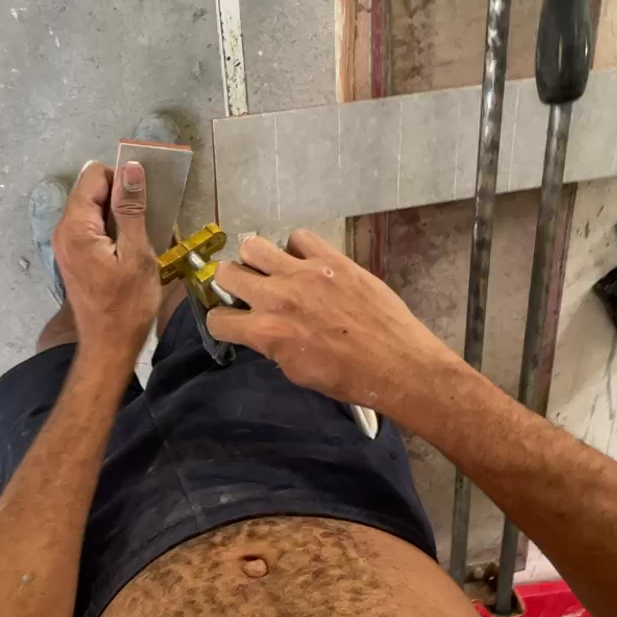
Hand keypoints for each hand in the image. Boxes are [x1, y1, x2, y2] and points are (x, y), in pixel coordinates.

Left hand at [53, 161, 161, 356]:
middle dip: (120, 199)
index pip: (94, 176)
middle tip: (145, 224)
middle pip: (92, 192)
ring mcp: (66, 246)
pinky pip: (93, 230)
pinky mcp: (74, 258)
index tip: (144, 203)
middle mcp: (63, 231)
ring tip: (140, 241)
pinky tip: (130, 251)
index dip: (121, 181)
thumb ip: (131, 209)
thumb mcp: (136, 254)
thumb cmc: (127, 306)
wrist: (109, 346)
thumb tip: (131, 169)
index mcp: (75, 227)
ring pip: (94, 211)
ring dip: (120, 217)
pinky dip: (113, 232)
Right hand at [205, 230, 462, 412]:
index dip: (223, 323)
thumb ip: (272, 345)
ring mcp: (304, 273)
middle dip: (229, 284)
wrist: (396, 363)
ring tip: (271, 271)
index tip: (232, 324)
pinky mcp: (331, 259)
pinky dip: (295, 248)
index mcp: (267, 333)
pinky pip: (299, 237)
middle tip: (244, 291)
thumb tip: (263, 330)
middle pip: (227, 273)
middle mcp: (278, 298)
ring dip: (255, 259)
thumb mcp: (297, 372)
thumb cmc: (347, 378)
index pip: (219, 319)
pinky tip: (305, 263)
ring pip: (254, 246)